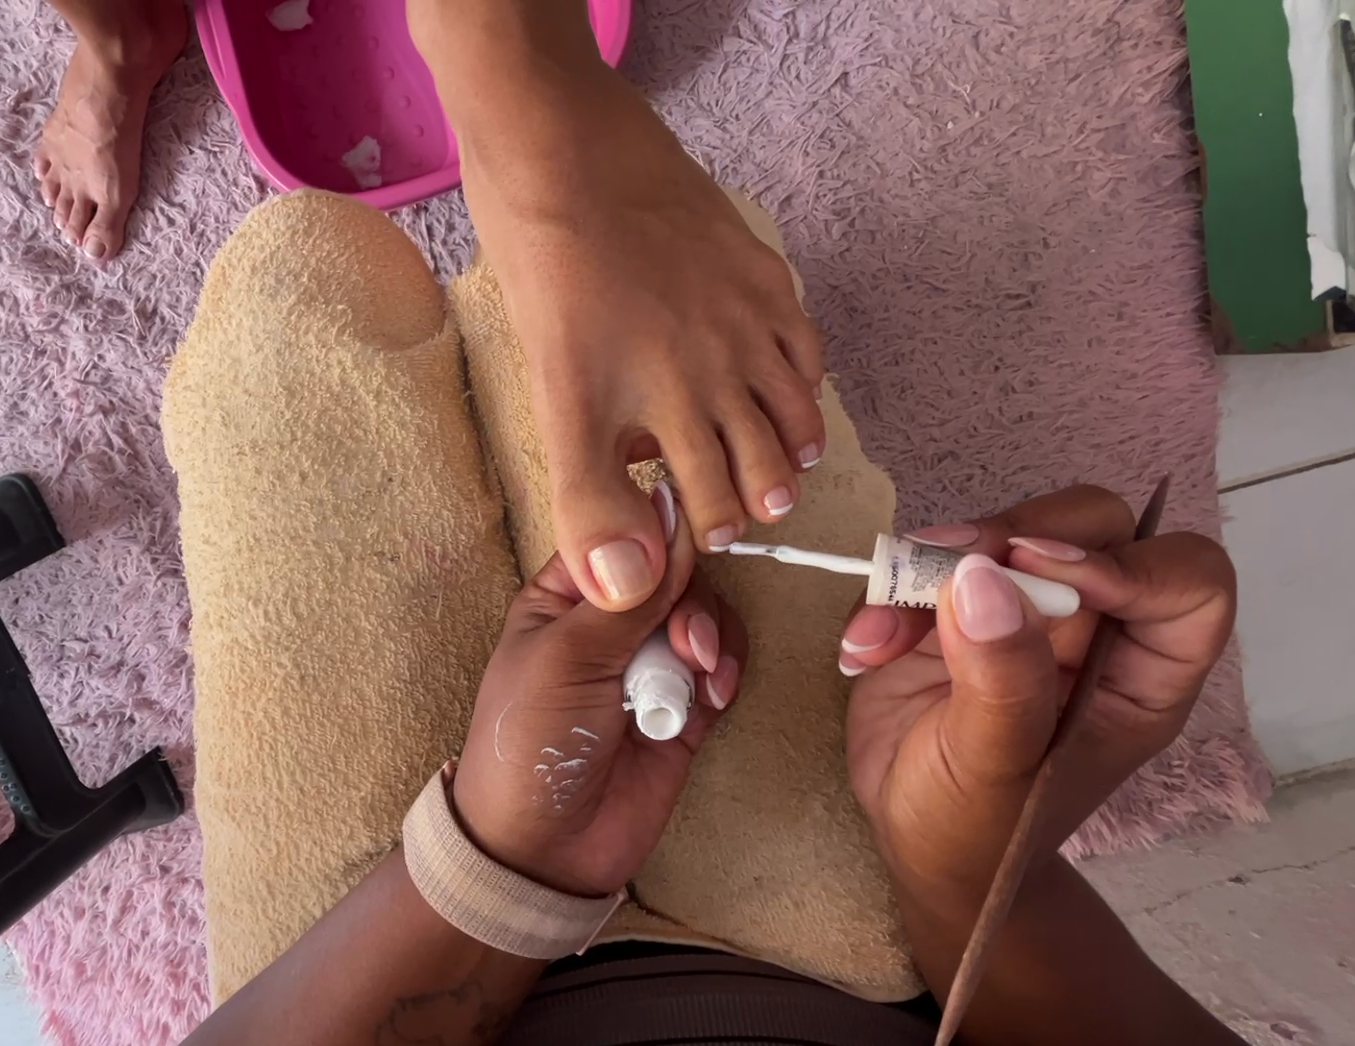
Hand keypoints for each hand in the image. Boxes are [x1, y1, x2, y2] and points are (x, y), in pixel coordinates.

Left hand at [451, 483, 747, 896]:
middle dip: (691, 604)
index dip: (665, 538)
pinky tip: (713, 697)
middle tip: (684, 649)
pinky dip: (725, 672)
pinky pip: (721, 664)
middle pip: (677, 574)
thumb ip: (632, 594)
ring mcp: (649, 661)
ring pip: (705, 616)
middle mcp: (610, 620)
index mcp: (567, 594)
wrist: (546, 849)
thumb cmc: (533, 740)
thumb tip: (671, 507)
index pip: (628, 539)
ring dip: (710, 640)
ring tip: (698, 679)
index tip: (702, 542)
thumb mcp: (570, 656)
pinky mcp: (684, 702)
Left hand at [456, 55, 825, 613]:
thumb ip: (591, 497)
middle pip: (767, 458)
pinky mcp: (759, 267)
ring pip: (795, 405)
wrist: (563, 150)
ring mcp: (754, 316)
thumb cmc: (550, 279)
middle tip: (758, 513)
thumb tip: (627, 585)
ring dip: (791, 445)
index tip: (714, 540)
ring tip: (787, 470)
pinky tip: (794, 383)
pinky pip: (804, 339)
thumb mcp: (555, 400)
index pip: (717, 499)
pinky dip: (803, 376)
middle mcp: (732, 370)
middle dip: (760, 495)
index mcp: (678, 410)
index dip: (716, 527)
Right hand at [834, 486, 1237, 905]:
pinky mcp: (946, 610)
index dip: (1128, 563)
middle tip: (947, 563)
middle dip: (1012, 534)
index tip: (1035, 572)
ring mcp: (1011, 613)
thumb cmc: (973, 827)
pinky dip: (884, 592)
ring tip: (876, 635)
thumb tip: (985, 578)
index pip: (1184, 582)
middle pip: (1087, 526)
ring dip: (927, 567)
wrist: (908, 836)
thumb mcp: (994, 766)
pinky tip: (861, 649)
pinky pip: (922, 565)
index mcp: (1134, 674)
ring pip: (998, 534)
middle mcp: (1083, 629)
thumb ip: (1001, 679)